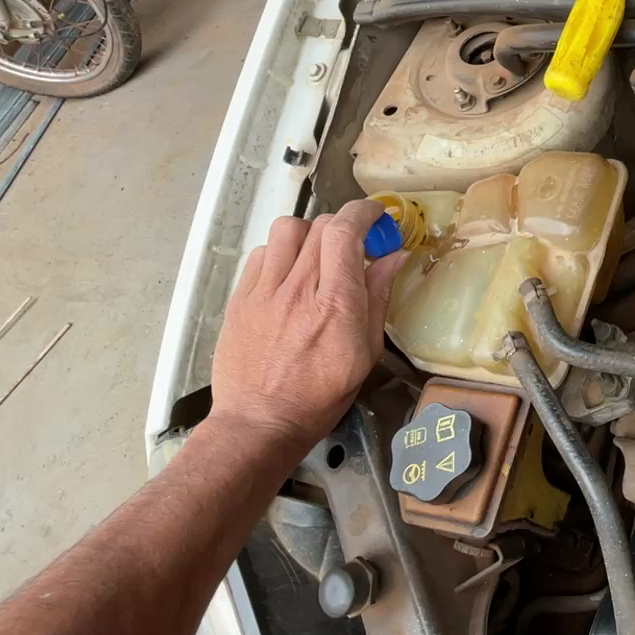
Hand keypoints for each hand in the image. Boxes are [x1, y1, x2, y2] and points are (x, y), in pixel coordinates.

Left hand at [208, 199, 406, 457]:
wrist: (260, 422)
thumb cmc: (322, 394)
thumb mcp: (366, 351)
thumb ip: (378, 297)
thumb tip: (394, 257)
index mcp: (336, 303)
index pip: (345, 232)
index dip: (365, 212)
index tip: (379, 214)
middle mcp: (298, 288)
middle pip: (321, 225)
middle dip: (346, 225)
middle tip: (357, 243)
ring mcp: (263, 291)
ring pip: (288, 229)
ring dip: (312, 233)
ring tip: (320, 255)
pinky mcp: (240, 298)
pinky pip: (263, 253)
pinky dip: (284, 252)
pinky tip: (292, 274)